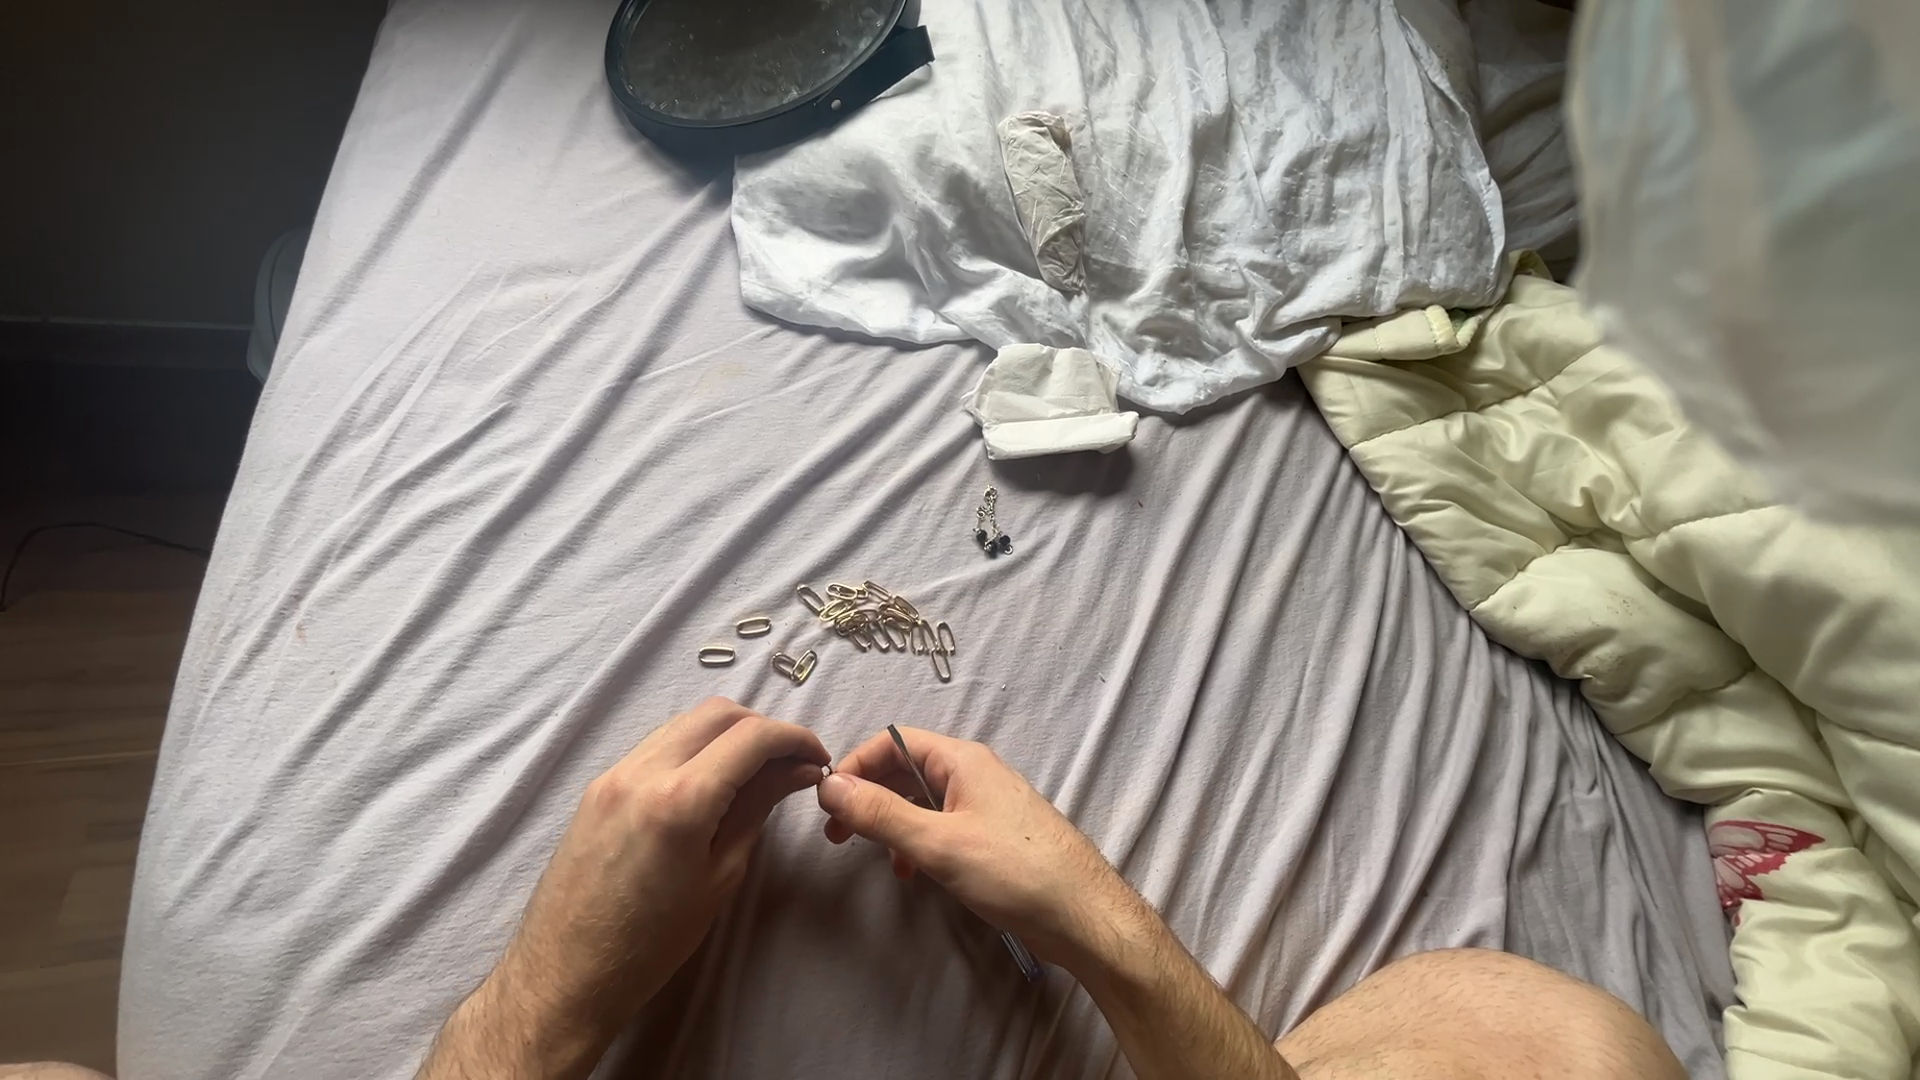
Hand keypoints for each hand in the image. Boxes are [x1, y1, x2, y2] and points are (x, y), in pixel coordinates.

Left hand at [419, 698, 828, 1078]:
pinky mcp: (601, 782)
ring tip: (754, 769)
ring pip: (688, 719)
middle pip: (721, 712)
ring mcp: (617, 771)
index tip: (818, 758)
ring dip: (730, 731)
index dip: (795, 738)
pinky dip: (697, 743)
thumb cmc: (654, 941)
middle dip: (765, 727)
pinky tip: (711, 777)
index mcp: (681, 798)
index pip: (753, 736)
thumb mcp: (722, 873)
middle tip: (790, 762)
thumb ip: (760, 806)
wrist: (564, 976)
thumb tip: (799, 768)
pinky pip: (661, 740)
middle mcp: (645, 769)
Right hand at [818, 727, 1298, 1079]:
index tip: (827, 801)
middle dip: (869, 794)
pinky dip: (917, 839)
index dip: (856, 765)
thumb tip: (830, 784)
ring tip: (867, 851)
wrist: (1083, 915)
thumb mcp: (937, 842)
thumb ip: (881, 813)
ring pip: (923, 798)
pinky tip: (909, 870)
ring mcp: (984, 803)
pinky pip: (942, 823)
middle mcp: (972, 771)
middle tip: (836, 833)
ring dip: (891, 819)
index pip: (894, 741)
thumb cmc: (1011, 870)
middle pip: (906, 768)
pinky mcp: (992, 834)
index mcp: (961, 758)